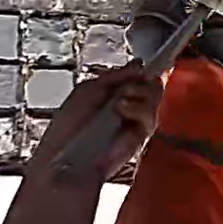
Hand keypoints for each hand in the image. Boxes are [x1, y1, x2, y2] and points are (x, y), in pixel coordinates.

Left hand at [27, 61, 163, 184]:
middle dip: (143, 80)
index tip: (142, 67)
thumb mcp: (88, 90)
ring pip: (155, 95)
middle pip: (152, 83)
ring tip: (121, 100)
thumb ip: (115, 76)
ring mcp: (137, 120)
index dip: (142, 71)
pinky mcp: (143, 134)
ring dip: (140, 92)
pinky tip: (122, 108)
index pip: (138, 76)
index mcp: (114, 95)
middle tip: (130, 85)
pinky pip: (151, 114)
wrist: (67, 158)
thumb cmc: (68, 129)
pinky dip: (139, 108)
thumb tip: (139, 64)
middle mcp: (128, 106)